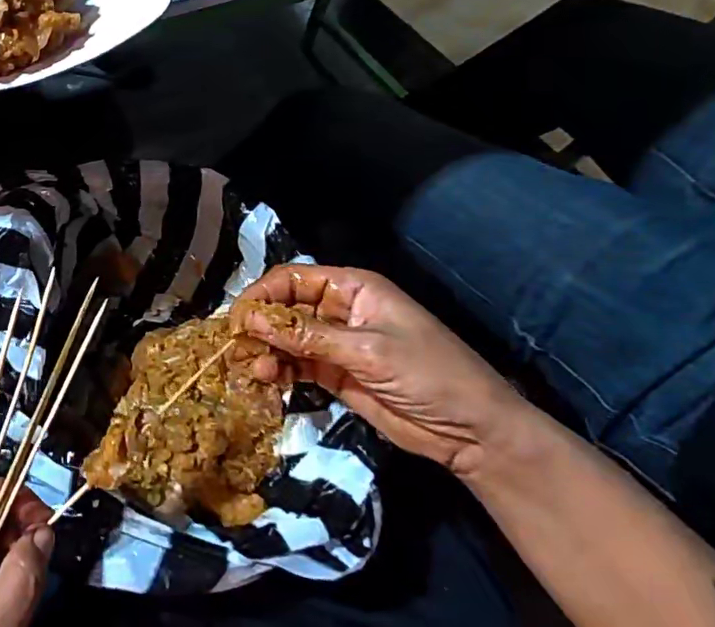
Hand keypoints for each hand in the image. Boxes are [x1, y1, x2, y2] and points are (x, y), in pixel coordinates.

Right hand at [234, 264, 529, 478]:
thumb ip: (306, 336)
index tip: (239, 317)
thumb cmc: (430, 375)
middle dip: (260, 324)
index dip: (262, 294)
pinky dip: (279, 369)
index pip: (292, 279)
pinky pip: (296, 363)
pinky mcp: (335, 373)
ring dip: (267, 349)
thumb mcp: (367, 351)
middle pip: (284, 307)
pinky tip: (268, 378)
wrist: (477, 435)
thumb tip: (248, 318)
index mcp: (352, 288)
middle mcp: (339, 309)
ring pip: (285, 337)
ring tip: (256, 368)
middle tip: (237, 345)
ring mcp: (336, 342)